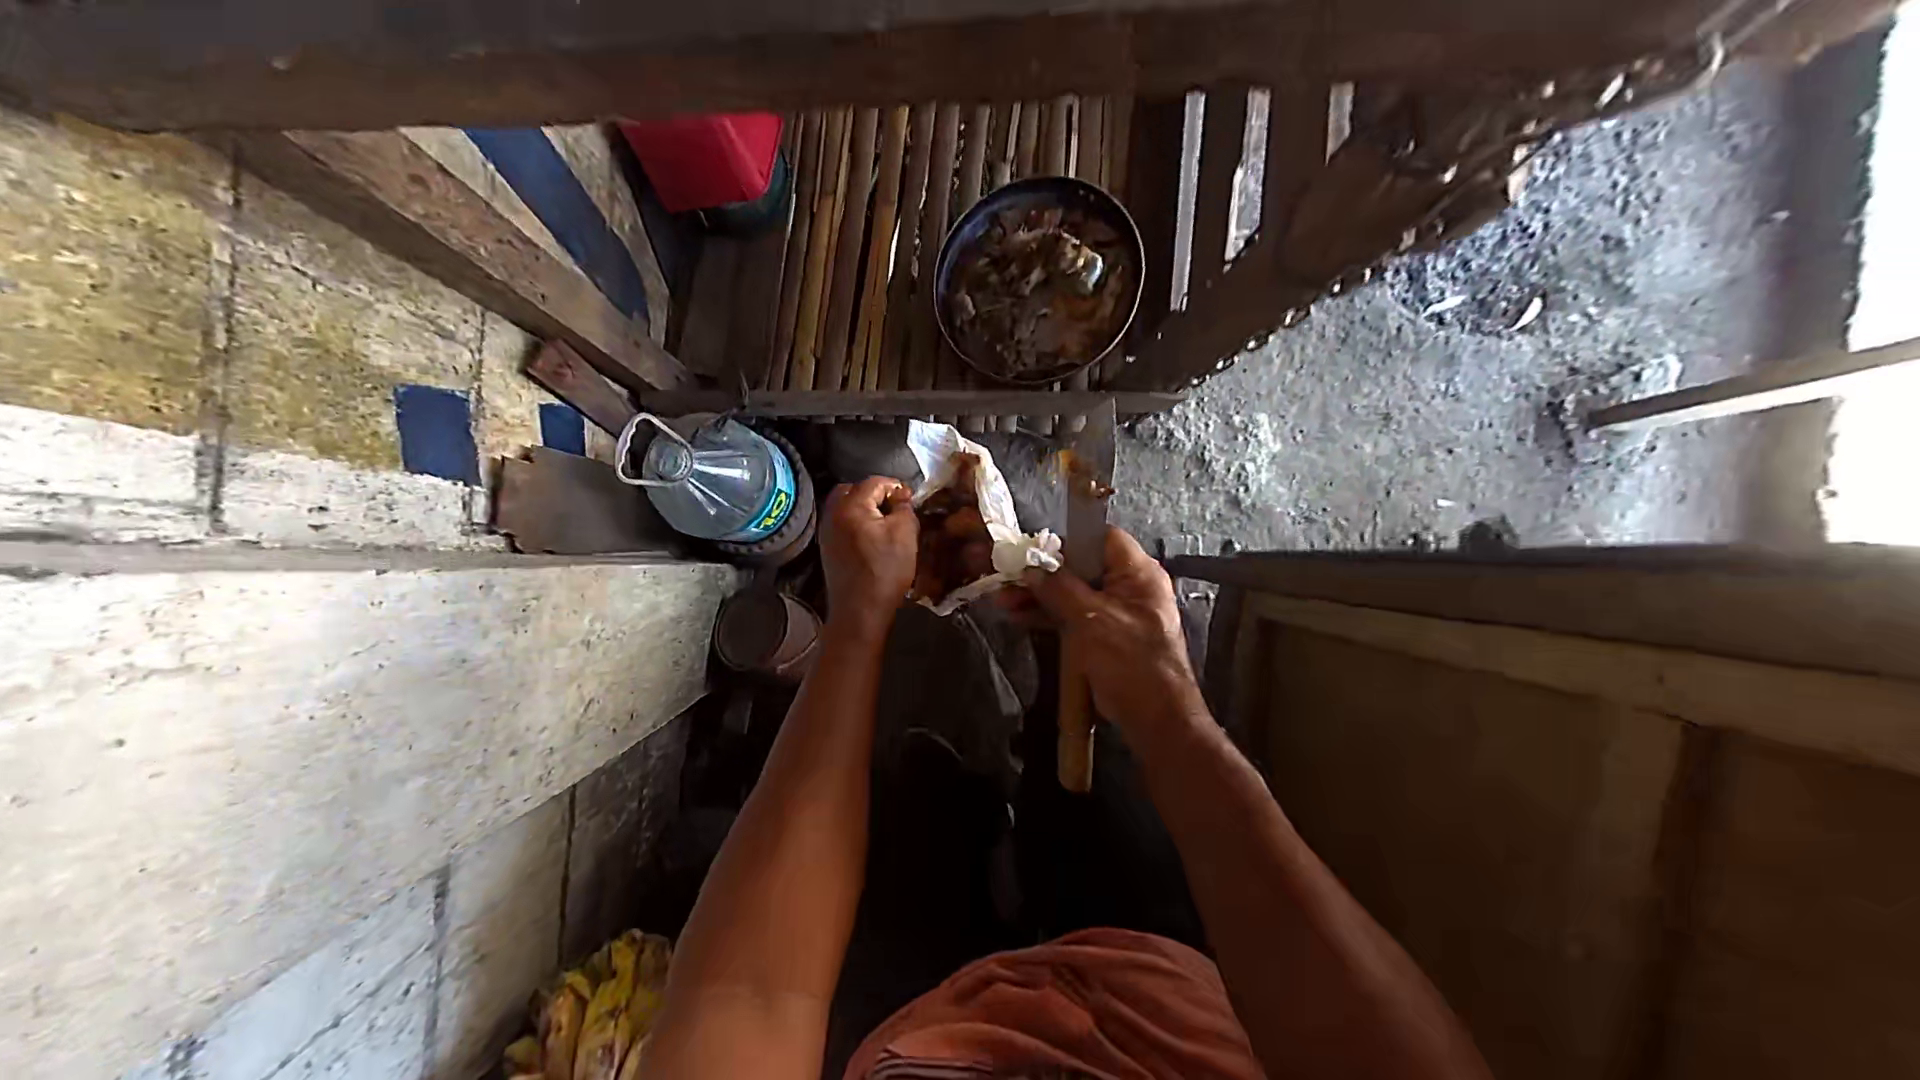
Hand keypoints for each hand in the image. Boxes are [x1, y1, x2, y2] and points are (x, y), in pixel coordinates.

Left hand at [820, 476, 918, 639]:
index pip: (874, 482)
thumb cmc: (885, 571)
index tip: (910, 499)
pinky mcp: (827, 548)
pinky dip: (857, 524)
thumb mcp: (906, 534)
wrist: (860, 611)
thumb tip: (900, 497)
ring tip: (885, 524)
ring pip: (846, 507)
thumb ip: (904, 507)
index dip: (896, 486)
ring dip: (865, 509)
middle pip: (854, 490)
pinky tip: (872, 539)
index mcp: (850, 506)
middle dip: (876, 495)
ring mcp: (826, 532)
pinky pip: (842, 524)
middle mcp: (832, 514)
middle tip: (896, 508)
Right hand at [1024, 527, 1204, 736]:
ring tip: (1003, 599)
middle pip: (1081, 566)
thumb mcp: (1091, 620)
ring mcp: (1116, 613)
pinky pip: (1073, 617)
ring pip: (1072, 593)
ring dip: (1039, 596)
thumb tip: (1031, 569)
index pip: (1101, 537)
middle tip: (1008, 576)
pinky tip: (1018, 617)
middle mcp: (1128, 587)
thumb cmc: (1130, 662)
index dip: (1067, 540)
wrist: (1155, 719)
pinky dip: (1048, 616)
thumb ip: (1059, 589)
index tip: (1034, 550)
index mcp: (1137, 573)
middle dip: (1043, 573)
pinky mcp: (1104, 636)